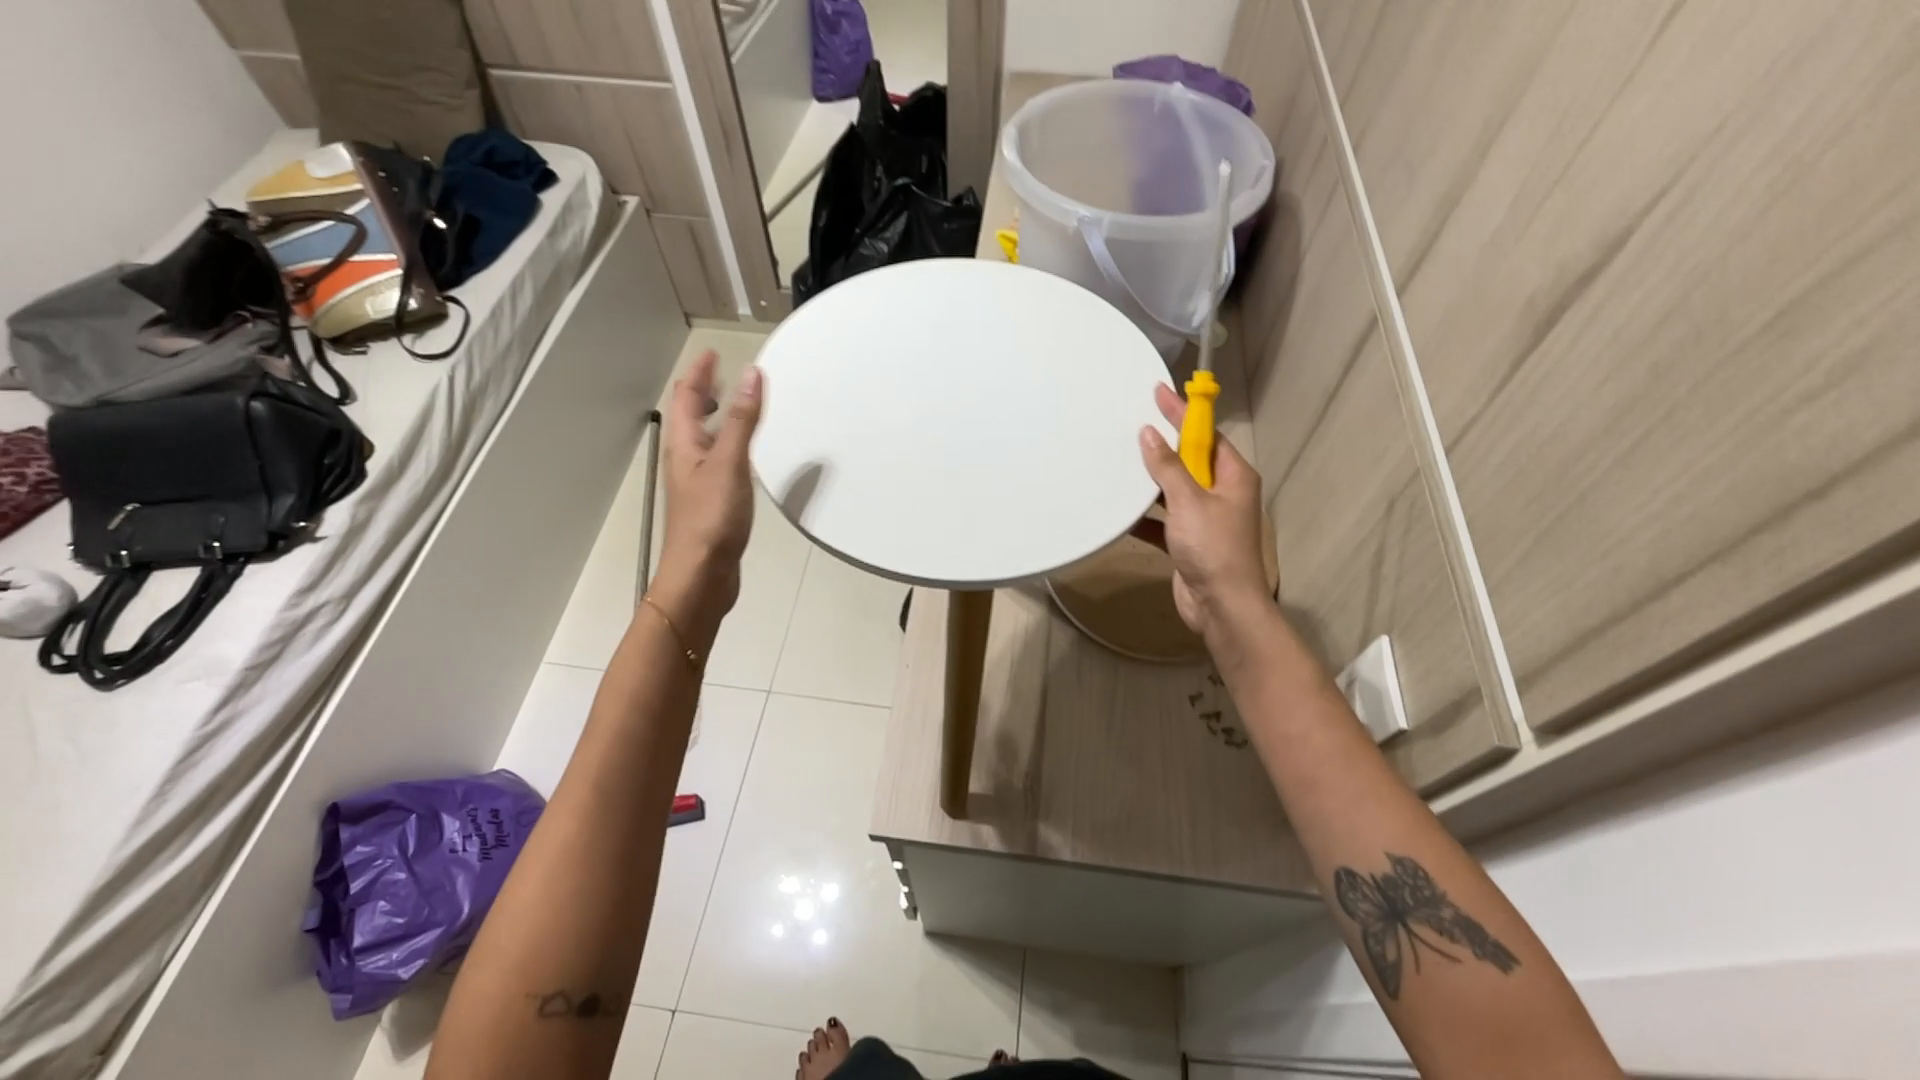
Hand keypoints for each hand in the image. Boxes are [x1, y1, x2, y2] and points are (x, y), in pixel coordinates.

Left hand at [651, 351, 762, 645]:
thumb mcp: (729, 463)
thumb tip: (751, 373)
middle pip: (689, 417)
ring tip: (735, 407)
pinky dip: (729, 446)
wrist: (702, 575)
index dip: (699, 373)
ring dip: (716, 418)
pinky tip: (744, 457)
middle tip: (723, 375)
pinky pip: (718, 462)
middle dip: (704, 392)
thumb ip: (741, 419)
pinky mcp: (711, 504)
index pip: (687, 398)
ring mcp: (697, 483)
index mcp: (684, 446)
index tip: (713, 353)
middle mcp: (686, 460)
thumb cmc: (711, 518)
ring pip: (703, 440)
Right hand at [1138, 383, 1273, 647]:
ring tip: (1121, 460)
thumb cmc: (1213, 548)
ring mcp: (1206, 519)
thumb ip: (1168, 468)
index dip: (1183, 414)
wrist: (1222, 606)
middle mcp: (1223, 493)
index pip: (1206, 435)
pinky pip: (1163, 520)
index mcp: (1233, 476)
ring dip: (1152, 480)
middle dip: (1164, 444)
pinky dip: (1145, 516)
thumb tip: (1149, 434)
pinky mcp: (1189, 542)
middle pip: (1190, 460)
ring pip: (1175, 490)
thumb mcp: (1189, 501)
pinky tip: (1121, 510)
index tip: (1159, 392)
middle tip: (1134, 421)